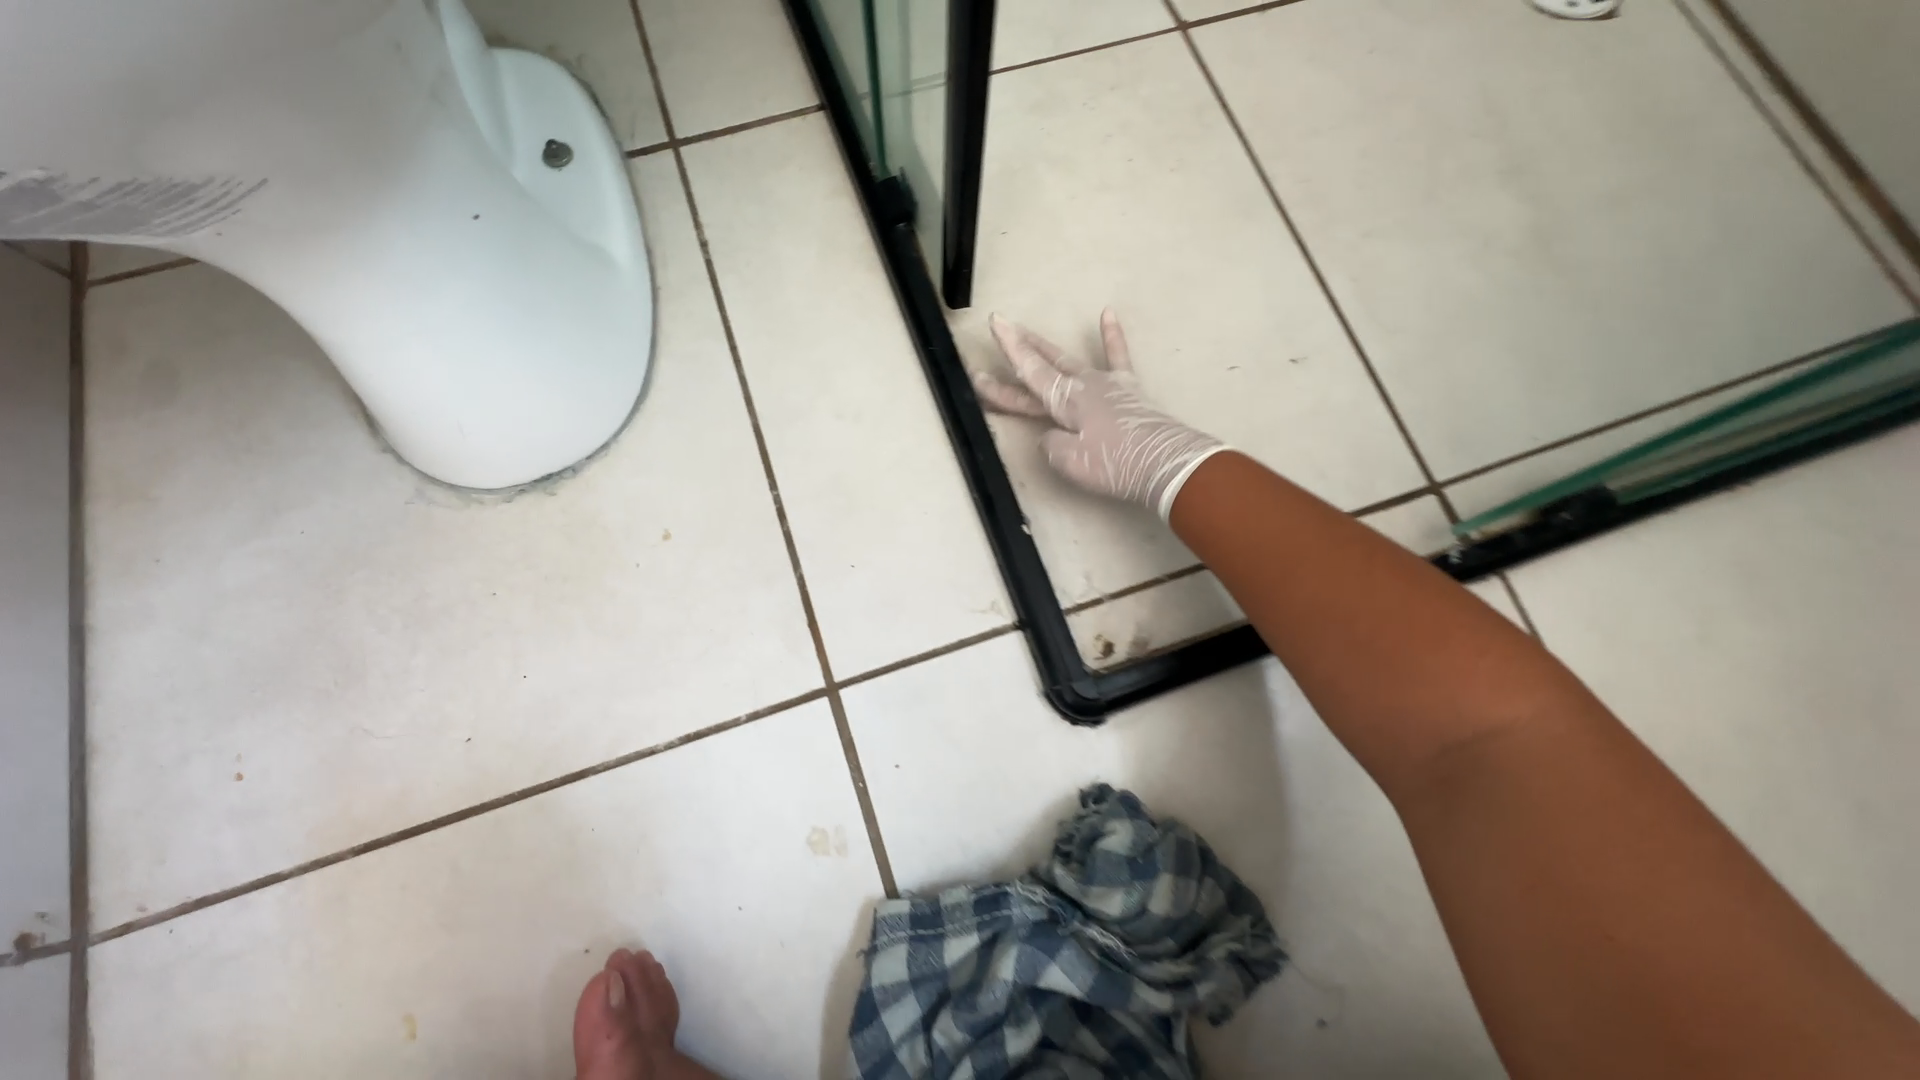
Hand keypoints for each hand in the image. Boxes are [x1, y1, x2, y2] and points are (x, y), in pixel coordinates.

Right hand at [974, 309, 1228, 520]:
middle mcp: (1082, 386)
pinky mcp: (1128, 391)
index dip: (1009, 350)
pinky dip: (1112, 337)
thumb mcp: (1068, 461)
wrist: (1165, 463)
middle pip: (1043, 366)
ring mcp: (1106, 385)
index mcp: (1064, 401)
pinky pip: (1118, 357)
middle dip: (1019, 350)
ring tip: (1029, 332)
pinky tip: (1108, 314)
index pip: (1029, 372)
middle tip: (1001, 327)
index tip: (995, 323)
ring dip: (1047, 348)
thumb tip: (1051, 435)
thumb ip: (1050, 444)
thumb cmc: (1114, 463)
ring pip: (1070, 361)